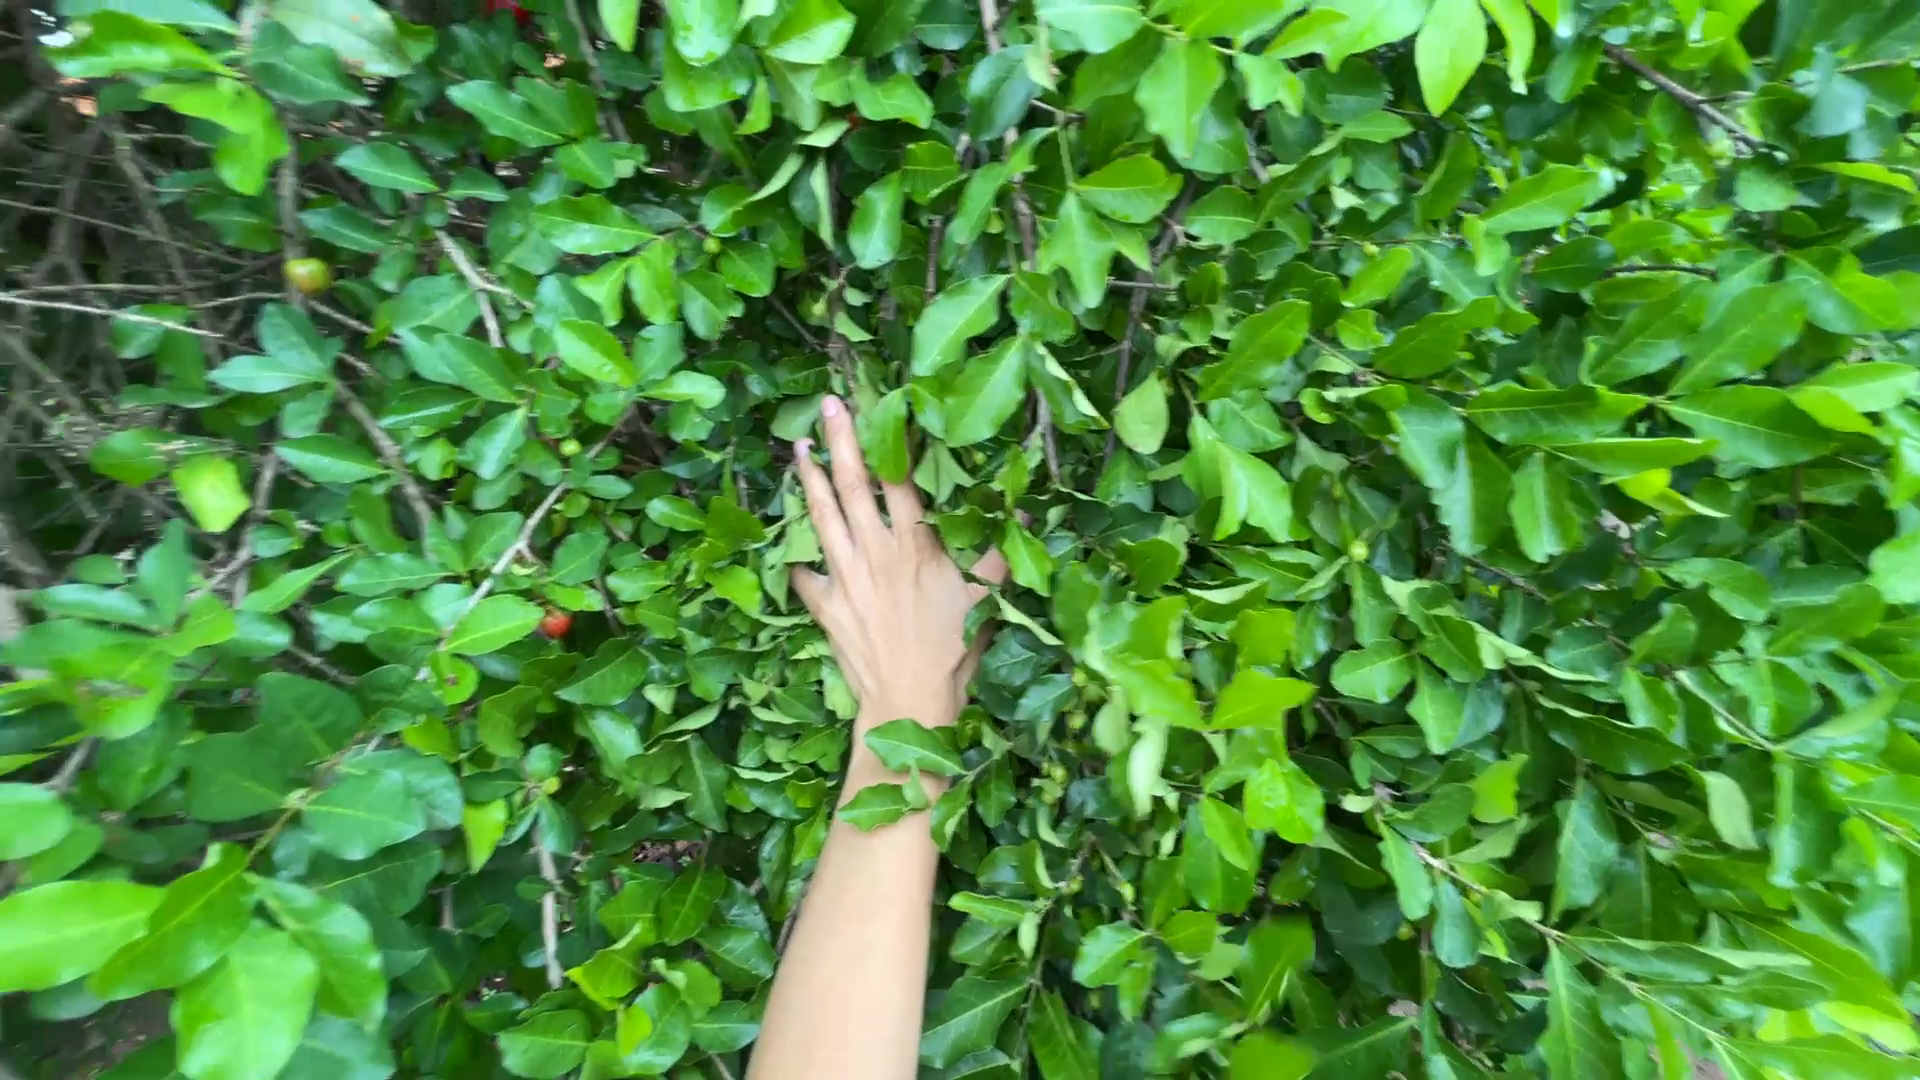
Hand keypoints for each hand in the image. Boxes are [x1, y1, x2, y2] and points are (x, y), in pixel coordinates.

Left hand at [791, 395, 1006, 729]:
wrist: (909, 701)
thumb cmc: (952, 651)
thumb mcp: (985, 601)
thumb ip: (997, 555)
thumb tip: (1018, 512)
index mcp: (915, 546)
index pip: (898, 482)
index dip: (887, 443)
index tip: (876, 409)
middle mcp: (875, 552)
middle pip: (853, 487)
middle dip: (839, 442)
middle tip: (826, 405)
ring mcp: (846, 577)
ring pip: (822, 518)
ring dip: (809, 481)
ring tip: (799, 448)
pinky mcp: (825, 605)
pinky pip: (805, 573)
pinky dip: (797, 556)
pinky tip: (790, 542)